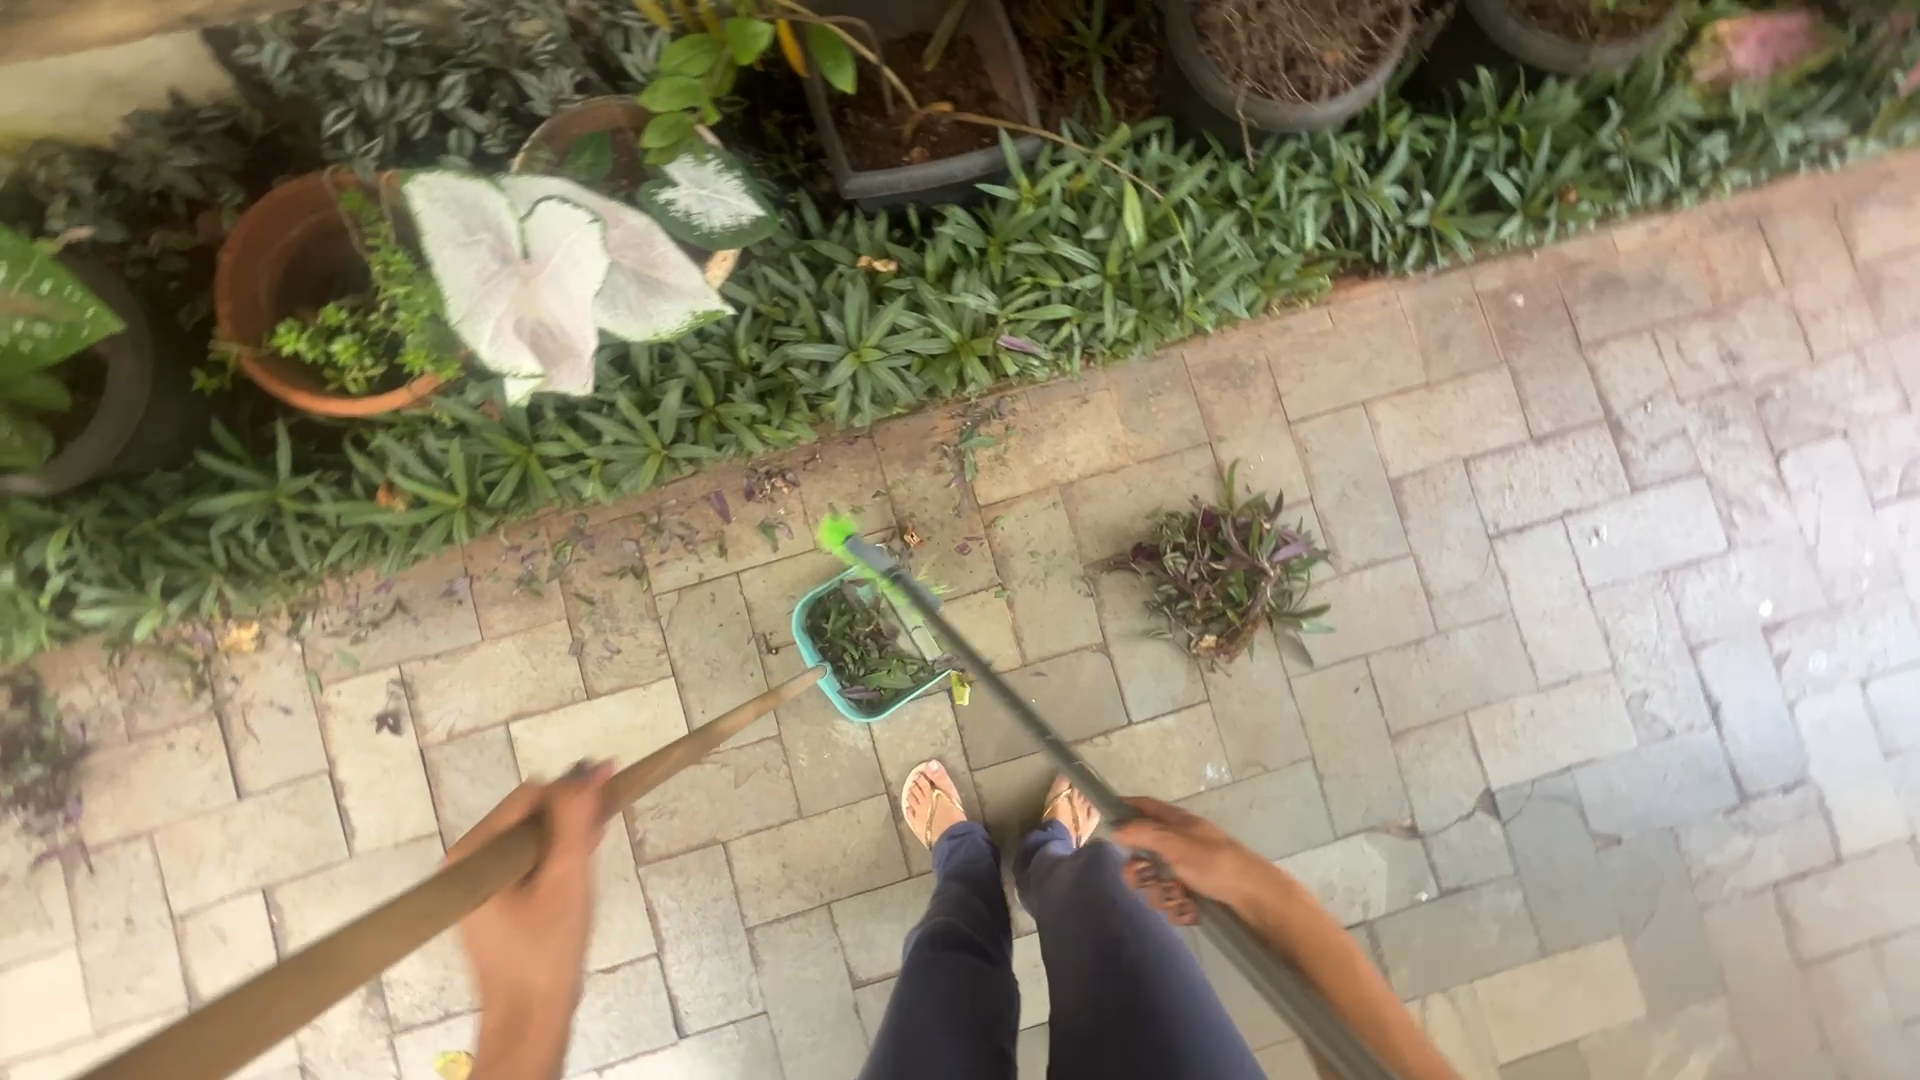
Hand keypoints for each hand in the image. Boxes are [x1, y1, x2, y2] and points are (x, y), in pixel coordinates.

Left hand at [447, 763, 611, 1079]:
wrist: (531, 1016)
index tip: (607, 804)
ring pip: (532, 833)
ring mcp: (477, 880)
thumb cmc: (548, 946)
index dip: (572, 794)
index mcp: (473, 852)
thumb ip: (576, 815)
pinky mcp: (491, 898)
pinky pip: (528, 857)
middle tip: (602, 832)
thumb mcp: (568, 873)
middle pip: (529, 812)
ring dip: (566, 834)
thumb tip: (591, 765)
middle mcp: (466, 860)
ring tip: (594, 849)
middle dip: (570, 815)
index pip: (531, 794)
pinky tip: (579, 866)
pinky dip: (555, 854)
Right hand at [1110, 796, 1278, 924]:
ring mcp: (1189, 868)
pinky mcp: (1197, 892)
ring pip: (1157, 879)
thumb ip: (1145, 834)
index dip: (1125, 809)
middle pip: (1145, 851)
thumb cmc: (1217, 864)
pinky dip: (1178, 907)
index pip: (1144, 806)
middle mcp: (1182, 842)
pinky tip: (1188, 911)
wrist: (1257, 899)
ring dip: (1161, 893)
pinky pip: (1173, 898)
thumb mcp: (1177, 845)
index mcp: (1178, 823)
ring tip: (1177, 900)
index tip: (1107, 823)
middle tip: (1141, 881)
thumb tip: (1115, 827)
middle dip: (1141, 870)